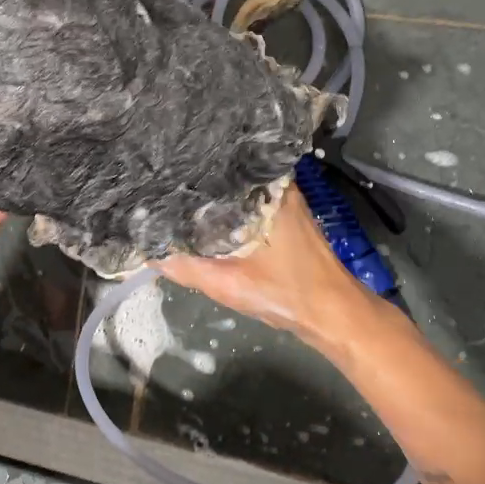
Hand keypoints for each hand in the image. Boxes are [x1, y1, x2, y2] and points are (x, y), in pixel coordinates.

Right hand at [157, 183, 377, 351]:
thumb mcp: (228, 284)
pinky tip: (205, 218)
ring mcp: (283, 201)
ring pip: (236, 190)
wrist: (337, 317)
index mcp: (265, 190)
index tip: (159, 168)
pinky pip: (246, 203)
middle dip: (195, 180)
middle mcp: (275, 187)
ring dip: (211, 195)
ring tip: (175, 195)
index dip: (187, 168)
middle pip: (225, 175)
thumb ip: (185, 268)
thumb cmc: (287, 293)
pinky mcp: (285, 218)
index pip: (218, 166)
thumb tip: (147, 253)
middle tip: (160, 182)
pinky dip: (226, 209)